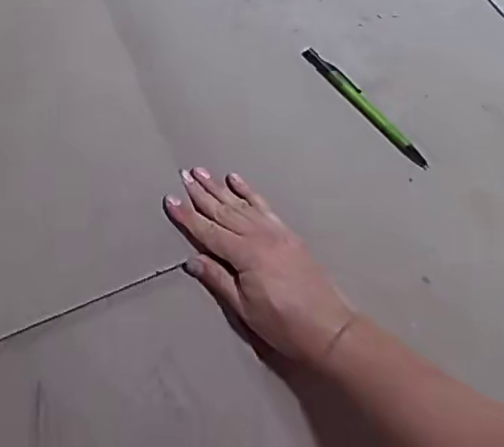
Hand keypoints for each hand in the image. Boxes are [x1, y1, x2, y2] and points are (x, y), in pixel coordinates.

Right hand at [164, 168, 358, 365]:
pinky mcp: (287, 234)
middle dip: (199, 193)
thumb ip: (218, 280)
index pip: (207, 231)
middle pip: (221, 211)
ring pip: (239, 204)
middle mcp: (258, 236)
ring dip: (218, 187)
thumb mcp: (246, 309)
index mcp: (245, 255)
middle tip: (182, 174)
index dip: (187, 216)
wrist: (333, 331)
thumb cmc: (286, 326)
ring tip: (200, 172)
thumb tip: (192, 260)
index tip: (170, 199)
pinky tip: (235, 180)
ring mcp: (274, 232)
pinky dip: (248, 192)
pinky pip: (262, 206)